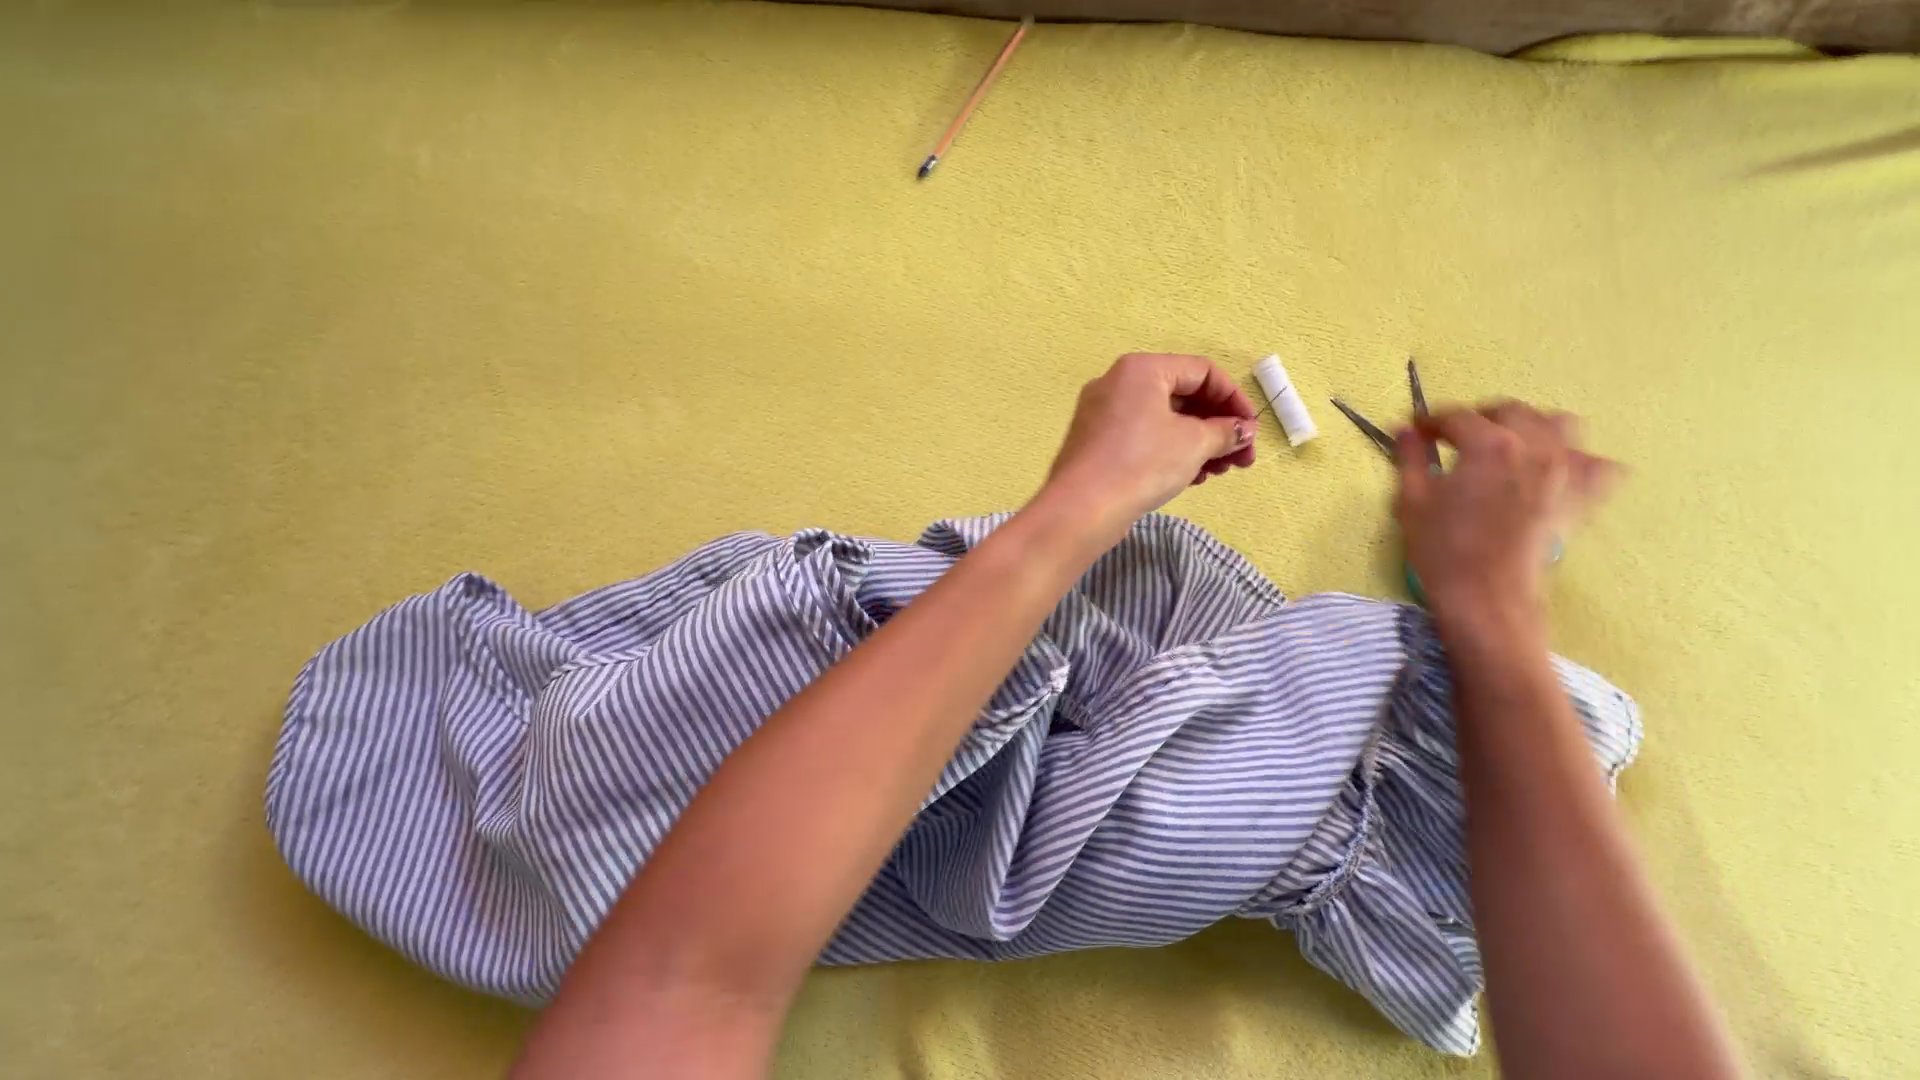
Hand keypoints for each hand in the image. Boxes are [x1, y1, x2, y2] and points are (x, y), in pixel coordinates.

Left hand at [1041, 353, 1256, 533]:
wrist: (1081, 508)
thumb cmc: (1141, 464)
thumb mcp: (1194, 444)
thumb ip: (1225, 431)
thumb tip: (1242, 430)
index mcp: (1141, 369)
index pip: (1202, 372)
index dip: (1234, 400)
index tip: (1251, 431)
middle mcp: (1118, 384)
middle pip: (1183, 397)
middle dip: (1218, 427)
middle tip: (1241, 458)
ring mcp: (1103, 414)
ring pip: (1164, 421)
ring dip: (1198, 444)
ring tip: (1219, 472)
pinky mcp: (1097, 443)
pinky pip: (1143, 438)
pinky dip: (1171, 452)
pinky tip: (1191, 478)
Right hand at [1395, 401, 1621, 638]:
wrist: (1486, 597)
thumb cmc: (1441, 549)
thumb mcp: (1412, 501)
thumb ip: (1410, 458)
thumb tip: (1406, 431)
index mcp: (1488, 444)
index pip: (1456, 417)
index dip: (1430, 421)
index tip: (1415, 430)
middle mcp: (1535, 446)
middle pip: (1510, 411)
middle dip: (1479, 417)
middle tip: (1456, 437)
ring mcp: (1566, 471)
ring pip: (1560, 426)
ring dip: (1532, 427)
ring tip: (1509, 445)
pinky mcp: (1582, 498)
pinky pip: (1597, 466)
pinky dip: (1579, 462)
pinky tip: (1555, 472)